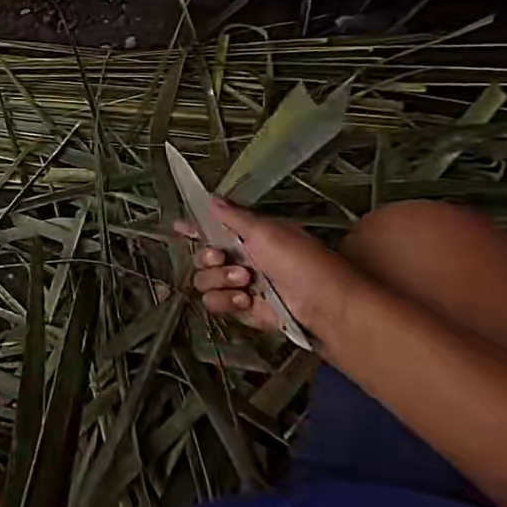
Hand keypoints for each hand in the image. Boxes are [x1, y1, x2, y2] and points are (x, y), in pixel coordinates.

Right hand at [181, 196, 361, 333]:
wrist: (325, 307)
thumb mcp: (268, 231)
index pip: (213, 229)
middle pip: (200, 256)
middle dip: (206, 258)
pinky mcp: (240, 308)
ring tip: (245, 282)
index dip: (194, 228)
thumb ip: (234, 216)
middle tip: (221, 258)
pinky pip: (213, 302)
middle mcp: (242, 260)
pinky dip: (225, 300)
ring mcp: (240, 285)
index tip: (181, 227)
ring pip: (203, 280)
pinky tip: (245, 299)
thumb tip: (211, 198)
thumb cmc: (304, 264)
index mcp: (249, 238)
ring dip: (219, 279)